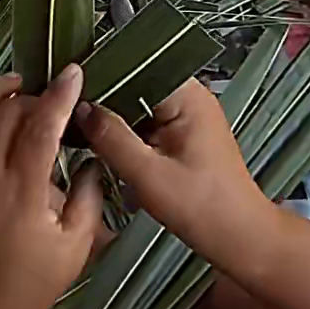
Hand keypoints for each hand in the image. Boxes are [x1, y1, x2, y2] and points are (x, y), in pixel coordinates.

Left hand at [0, 65, 104, 308]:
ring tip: (18, 82)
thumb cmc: (27, 283)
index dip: (59, 95)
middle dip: (36, 97)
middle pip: (10, 111)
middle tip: (55, 103)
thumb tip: (93, 159)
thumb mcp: (75, 249)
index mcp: (22, 189)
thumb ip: (89, 199)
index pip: (42, 127)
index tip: (74, 71)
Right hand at [75, 78, 280, 261]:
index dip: (100, 75)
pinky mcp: (179, 131)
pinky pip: (142, 118)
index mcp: (186, 95)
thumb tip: (79, 107)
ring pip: (134, 101)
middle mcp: (188, 96)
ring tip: (77, 122)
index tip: (69, 89)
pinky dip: (123, 128)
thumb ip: (111, 138)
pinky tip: (99, 139)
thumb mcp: (148, 175)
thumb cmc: (203, 209)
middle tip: (67, 109)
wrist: (242, 241)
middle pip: (133, 82)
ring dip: (111, 113)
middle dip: (102, 96)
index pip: (134, 67)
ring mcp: (184, 113)